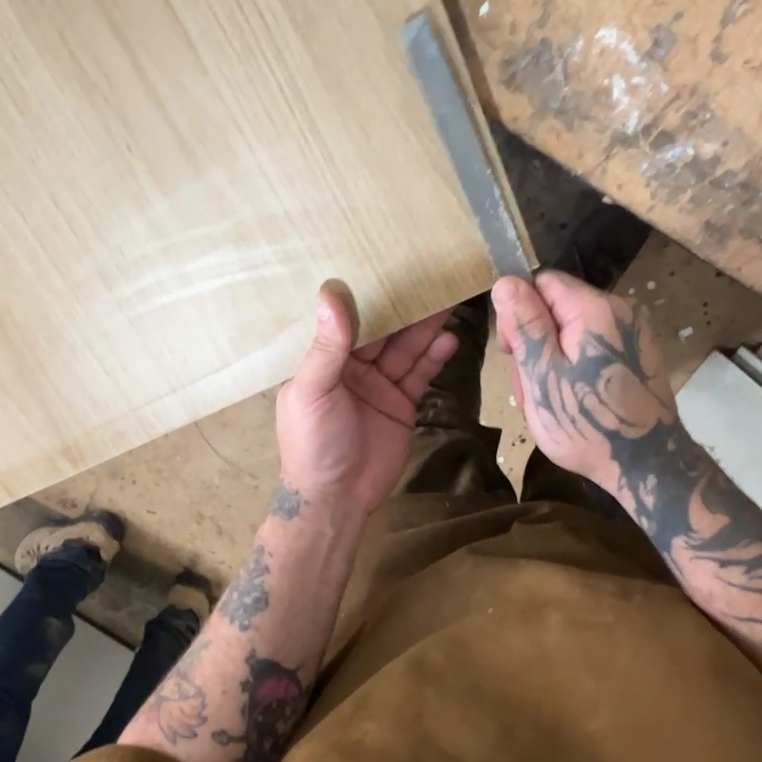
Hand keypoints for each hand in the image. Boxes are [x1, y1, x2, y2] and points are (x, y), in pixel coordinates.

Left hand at [277, 281, 457, 513]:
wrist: (335, 498)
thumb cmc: (312, 444)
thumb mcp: (312, 390)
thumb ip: (327, 345)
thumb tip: (330, 291)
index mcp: (322, 361)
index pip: (348, 319)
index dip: (369, 293)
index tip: (390, 263)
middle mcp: (350, 368)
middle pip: (383, 330)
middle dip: (405, 306)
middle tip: (432, 274)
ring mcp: (377, 386)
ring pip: (404, 350)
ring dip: (425, 328)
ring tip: (449, 299)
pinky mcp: (400, 405)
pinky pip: (418, 376)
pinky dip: (433, 359)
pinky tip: (449, 340)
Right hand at [493, 270, 682, 499]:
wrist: (645, 464)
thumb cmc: (586, 423)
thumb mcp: (542, 376)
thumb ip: (525, 326)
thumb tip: (505, 282)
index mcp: (594, 308)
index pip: (542, 282)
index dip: (518, 312)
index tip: (511, 352)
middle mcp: (620, 309)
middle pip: (557, 305)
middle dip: (534, 340)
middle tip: (529, 385)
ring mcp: (633, 332)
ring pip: (572, 329)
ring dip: (551, 358)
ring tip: (549, 398)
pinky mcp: (638, 353)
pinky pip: (593, 346)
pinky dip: (574, 366)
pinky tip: (572, 397)